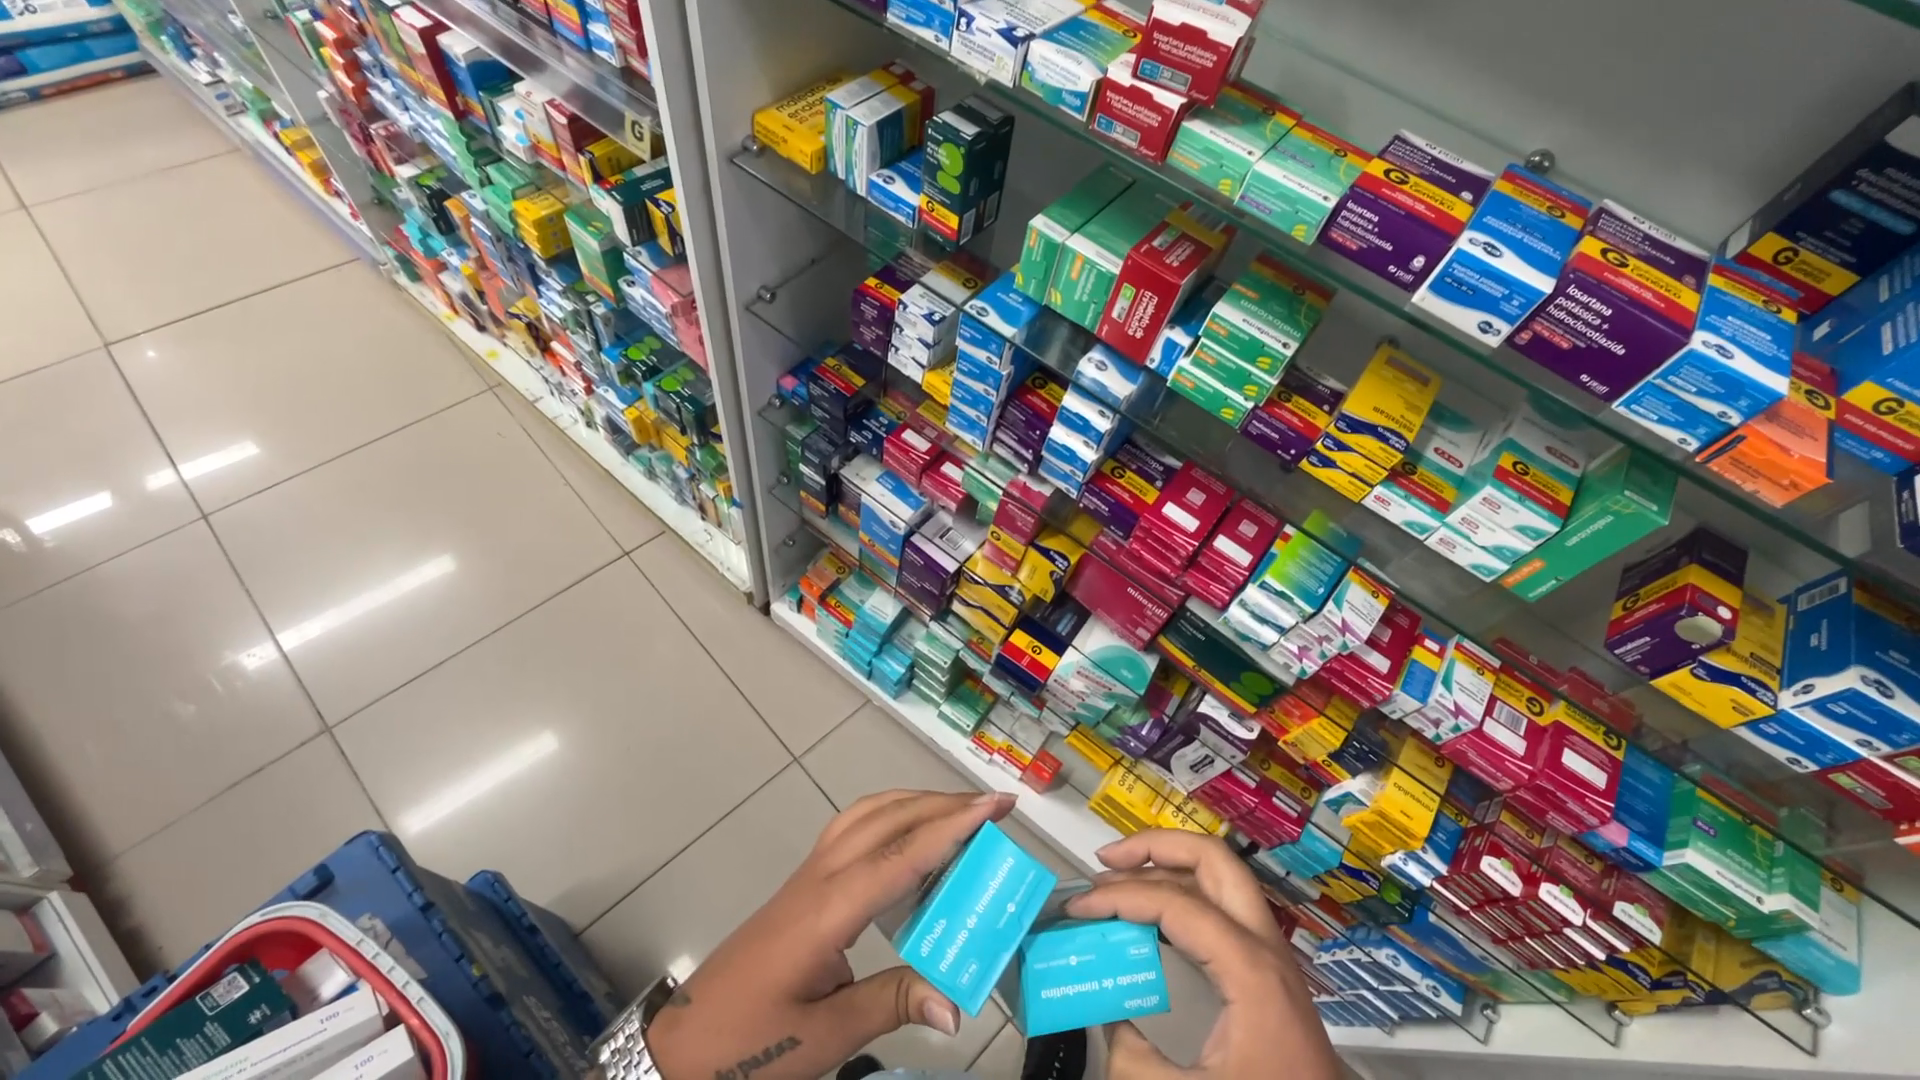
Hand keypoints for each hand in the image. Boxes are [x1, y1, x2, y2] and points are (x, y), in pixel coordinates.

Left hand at [646, 790, 1014, 1079]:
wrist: (684, 1046)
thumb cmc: (750, 1044)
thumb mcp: (826, 1035)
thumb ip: (892, 1004)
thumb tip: (958, 1003)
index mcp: (828, 911)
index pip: (900, 856)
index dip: (951, 828)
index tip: (994, 807)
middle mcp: (819, 878)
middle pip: (886, 820)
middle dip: (942, 804)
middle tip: (994, 805)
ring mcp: (807, 877)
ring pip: (865, 815)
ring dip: (914, 803)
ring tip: (960, 811)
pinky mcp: (802, 887)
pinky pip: (851, 830)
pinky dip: (888, 816)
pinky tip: (908, 836)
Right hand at [1065, 829, 1340, 1079]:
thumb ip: (1132, 1056)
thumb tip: (1104, 1013)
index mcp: (1248, 967)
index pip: (1175, 902)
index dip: (1120, 897)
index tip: (1078, 908)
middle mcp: (1264, 944)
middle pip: (1213, 859)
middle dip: (1155, 846)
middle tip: (1106, 860)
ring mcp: (1270, 953)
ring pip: (1221, 877)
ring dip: (1168, 864)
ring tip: (1118, 878)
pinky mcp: (1268, 969)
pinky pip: (1223, 908)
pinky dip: (1183, 893)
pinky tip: (1151, 914)